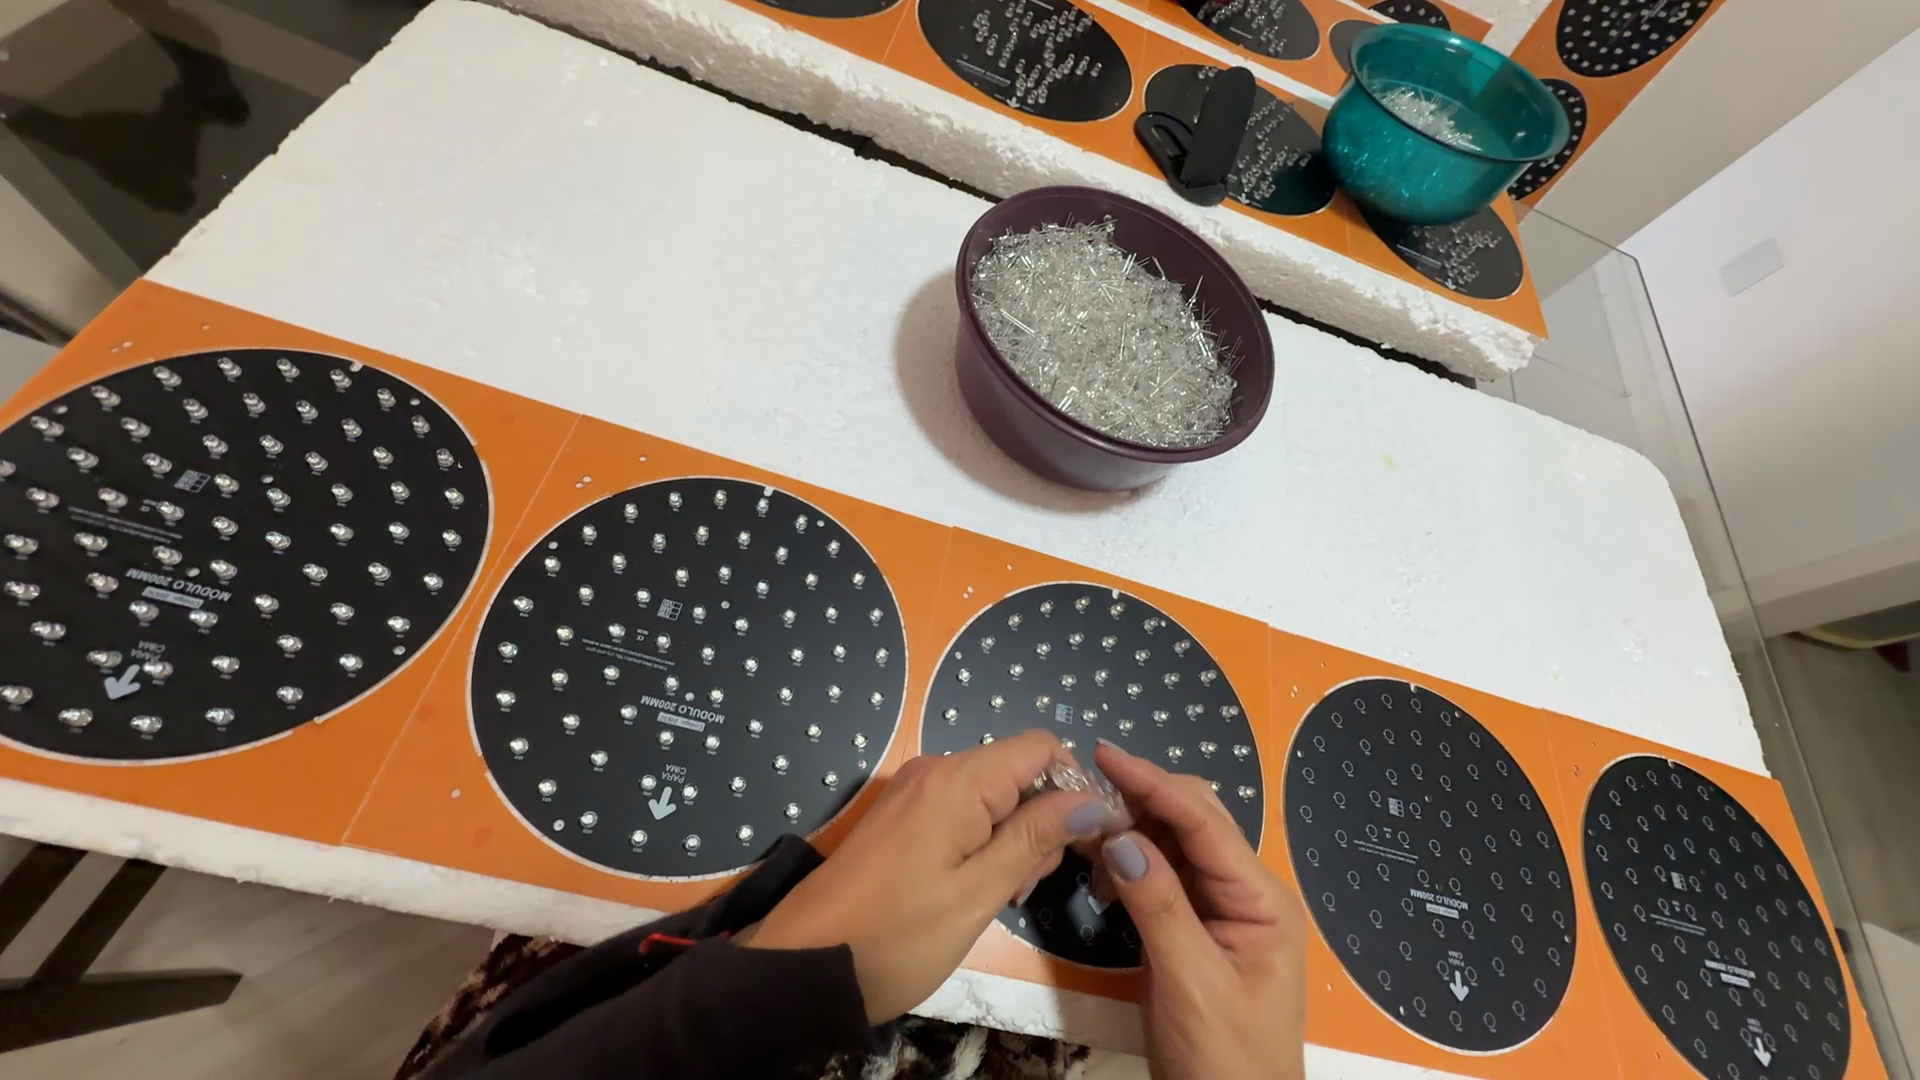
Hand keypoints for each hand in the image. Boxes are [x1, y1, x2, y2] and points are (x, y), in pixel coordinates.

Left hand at [742, 730, 1126, 1022]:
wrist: (803, 964)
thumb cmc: (896, 934)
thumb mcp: (977, 894)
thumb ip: (1036, 839)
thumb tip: (1094, 800)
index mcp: (958, 779)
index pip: (1040, 746)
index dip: (1075, 784)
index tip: (1091, 837)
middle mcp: (937, 768)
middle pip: (1018, 769)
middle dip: (1044, 817)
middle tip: (1032, 882)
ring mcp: (917, 789)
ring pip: (994, 792)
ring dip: (1015, 834)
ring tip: (1004, 893)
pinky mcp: (905, 813)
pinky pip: (964, 808)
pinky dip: (985, 838)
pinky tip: (978, 884)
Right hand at [1094, 738, 1307, 1079]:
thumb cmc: (1225, 1061)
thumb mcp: (1192, 985)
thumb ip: (1159, 906)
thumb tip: (1117, 836)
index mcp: (1261, 899)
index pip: (1203, 822)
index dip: (1152, 782)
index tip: (1105, 754)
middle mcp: (1244, 889)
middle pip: (1190, 819)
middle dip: (1139, 800)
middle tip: (1086, 798)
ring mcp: (1219, 905)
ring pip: (1170, 840)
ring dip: (1129, 829)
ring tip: (1086, 834)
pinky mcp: (1193, 921)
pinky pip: (1158, 871)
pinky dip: (1127, 861)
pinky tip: (1101, 873)